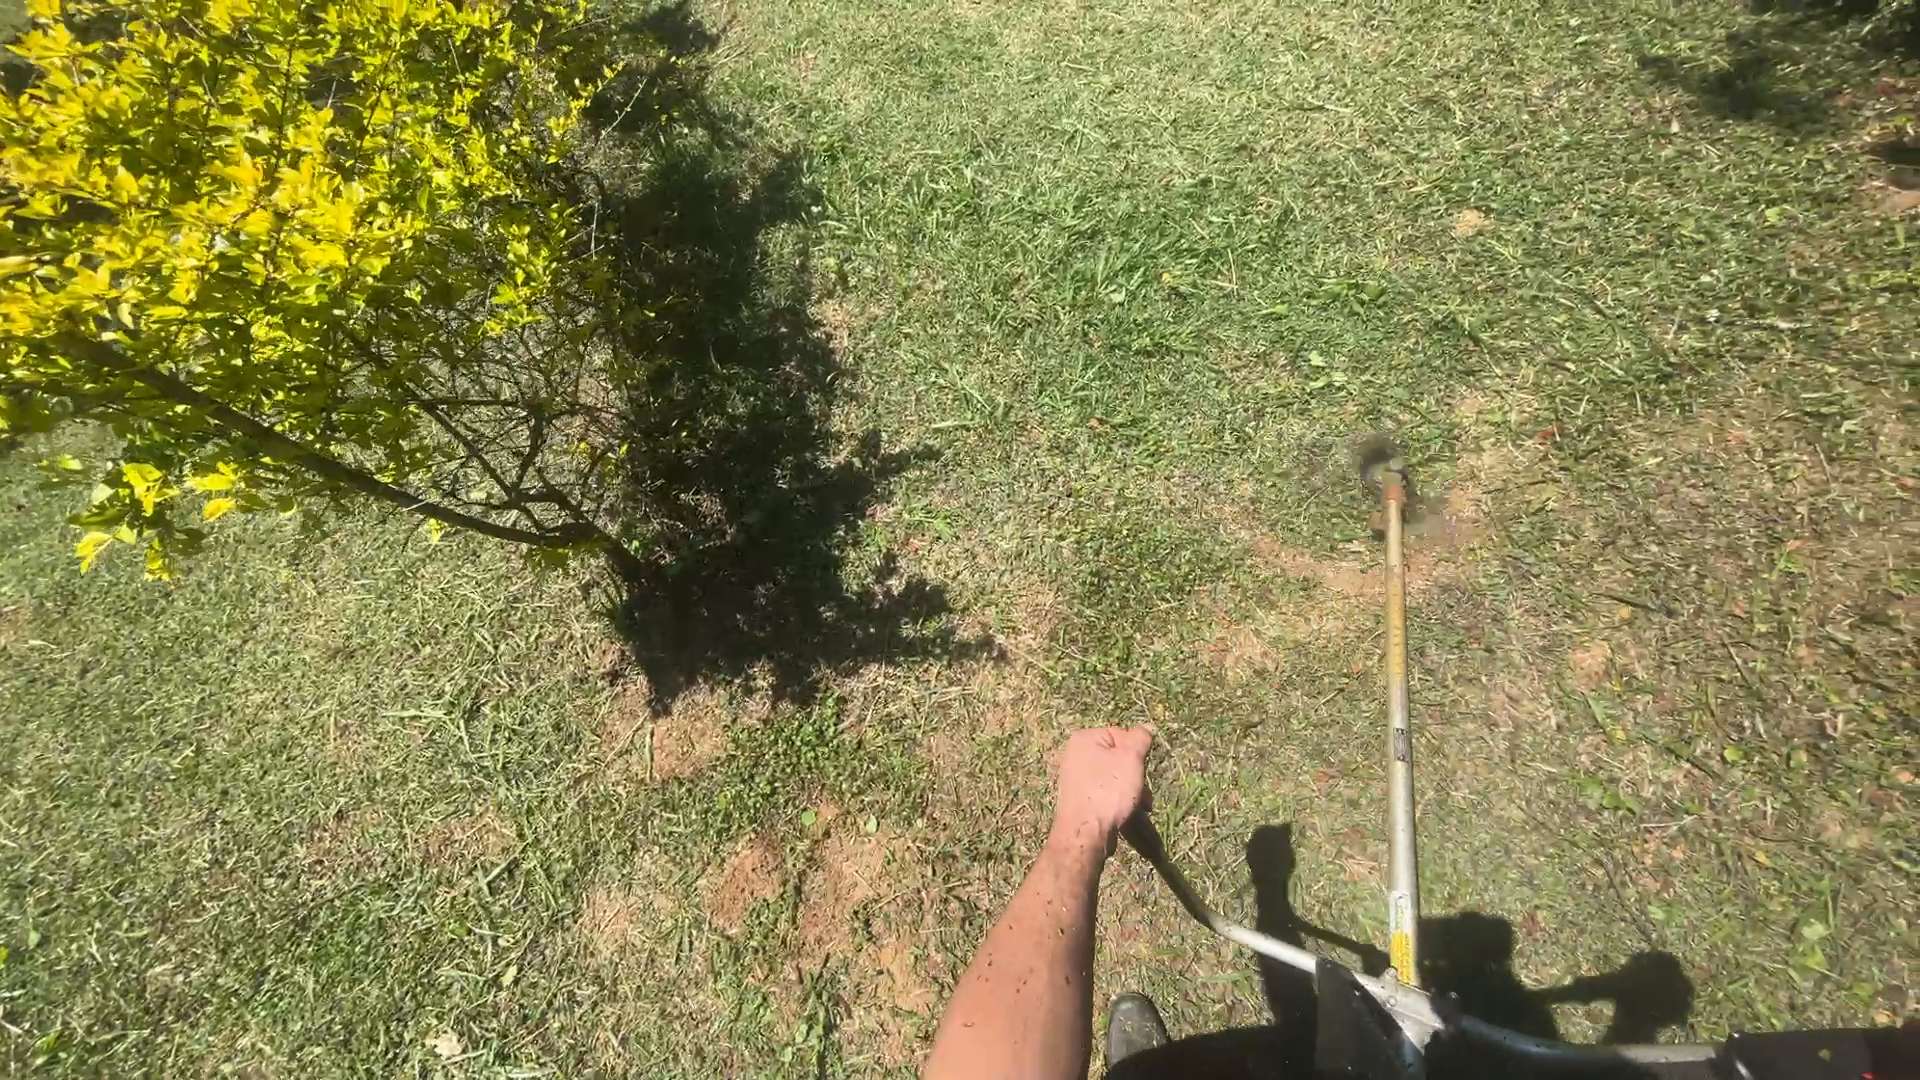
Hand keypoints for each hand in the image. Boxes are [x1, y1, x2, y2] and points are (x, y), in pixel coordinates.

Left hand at [1049, 725, 1153, 855]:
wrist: (1086, 832)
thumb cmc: (1109, 790)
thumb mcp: (1130, 758)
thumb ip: (1140, 738)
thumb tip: (1146, 726)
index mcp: (1084, 739)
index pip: (1119, 735)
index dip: (1135, 753)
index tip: (1140, 769)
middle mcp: (1075, 755)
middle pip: (1117, 759)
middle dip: (1135, 777)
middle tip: (1144, 794)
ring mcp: (1075, 778)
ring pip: (1113, 779)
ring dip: (1131, 792)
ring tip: (1141, 809)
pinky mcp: (1079, 799)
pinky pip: (1104, 794)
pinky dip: (1118, 803)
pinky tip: (1128, 817)